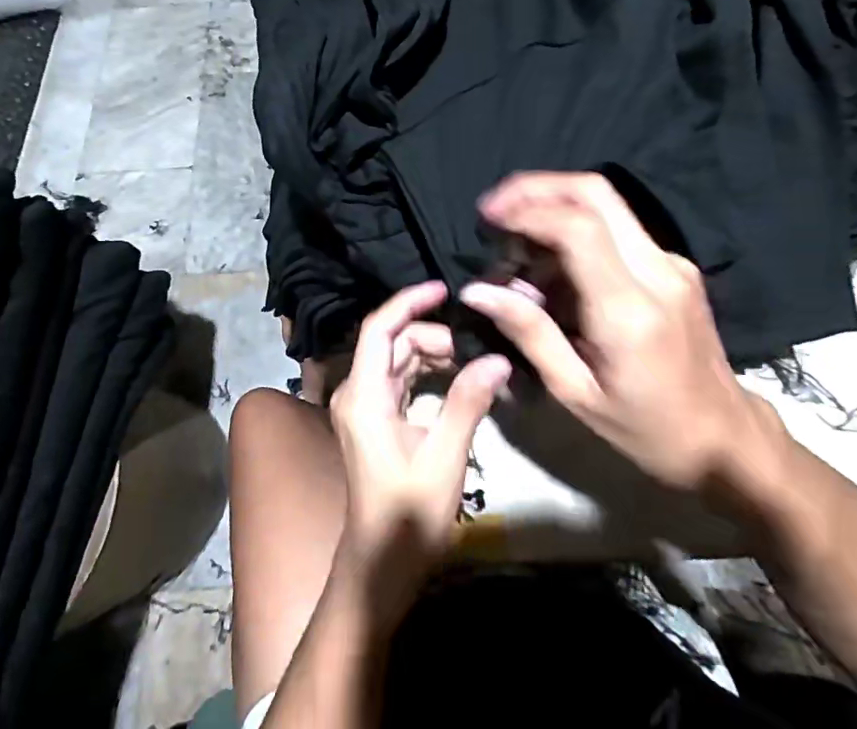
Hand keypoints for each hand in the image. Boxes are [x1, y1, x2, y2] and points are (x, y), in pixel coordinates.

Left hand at [328, 281, 509, 603]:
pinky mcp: (378, 422)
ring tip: (478, 361)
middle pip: (395, 342)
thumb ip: (468, 403)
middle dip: (437, 335)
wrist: (381, 567)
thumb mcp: (444, 458)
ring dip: (437, 354)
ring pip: (401, 359)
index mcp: (364, 397)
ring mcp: (365, 408)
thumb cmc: (408, 516)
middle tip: (480, 347)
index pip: (379, 329)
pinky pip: (404, 380)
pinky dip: (432, 373)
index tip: (446, 289)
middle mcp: (358, 394)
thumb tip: (499, 359)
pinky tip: (463, 380)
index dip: (410, 302)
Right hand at [456, 172, 784, 495]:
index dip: (529, 209)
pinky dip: (578, 233)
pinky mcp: (676, 267)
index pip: (578, 228)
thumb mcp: (577, 393)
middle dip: (539, 187)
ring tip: (517, 247)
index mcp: (630, 310)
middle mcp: (658, 271)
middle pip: (597, 193)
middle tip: (496, 208)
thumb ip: (530, 333)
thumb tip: (479, 291)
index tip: (488, 217)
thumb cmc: (646, 429)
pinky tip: (552, 267)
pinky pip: (620, 231)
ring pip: (608, 206)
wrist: (723, 436)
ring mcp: (672, 264)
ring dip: (556, 209)